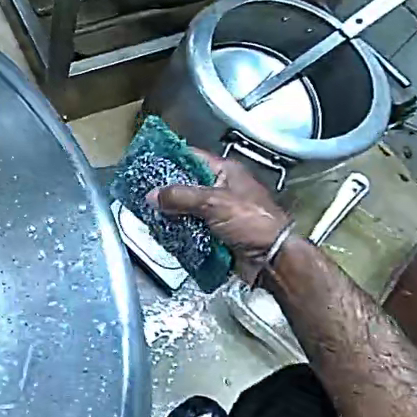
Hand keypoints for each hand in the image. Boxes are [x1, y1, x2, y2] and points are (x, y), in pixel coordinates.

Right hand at [149, 150, 291, 261]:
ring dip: (171, 210)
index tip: (148, 161)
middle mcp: (222, 188)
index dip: (171, 158)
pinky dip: (179, 227)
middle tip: (143, 189)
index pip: (193, 157)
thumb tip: (152, 195)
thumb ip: (180, 196)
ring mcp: (220, 210)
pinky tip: (164, 228)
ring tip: (149, 209)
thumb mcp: (213, 202)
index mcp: (226, 172)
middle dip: (166, 188)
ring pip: (187, 206)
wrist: (273, 259)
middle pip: (187, 183)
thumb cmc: (254, 223)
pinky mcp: (217, 230)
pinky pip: (192, 225)